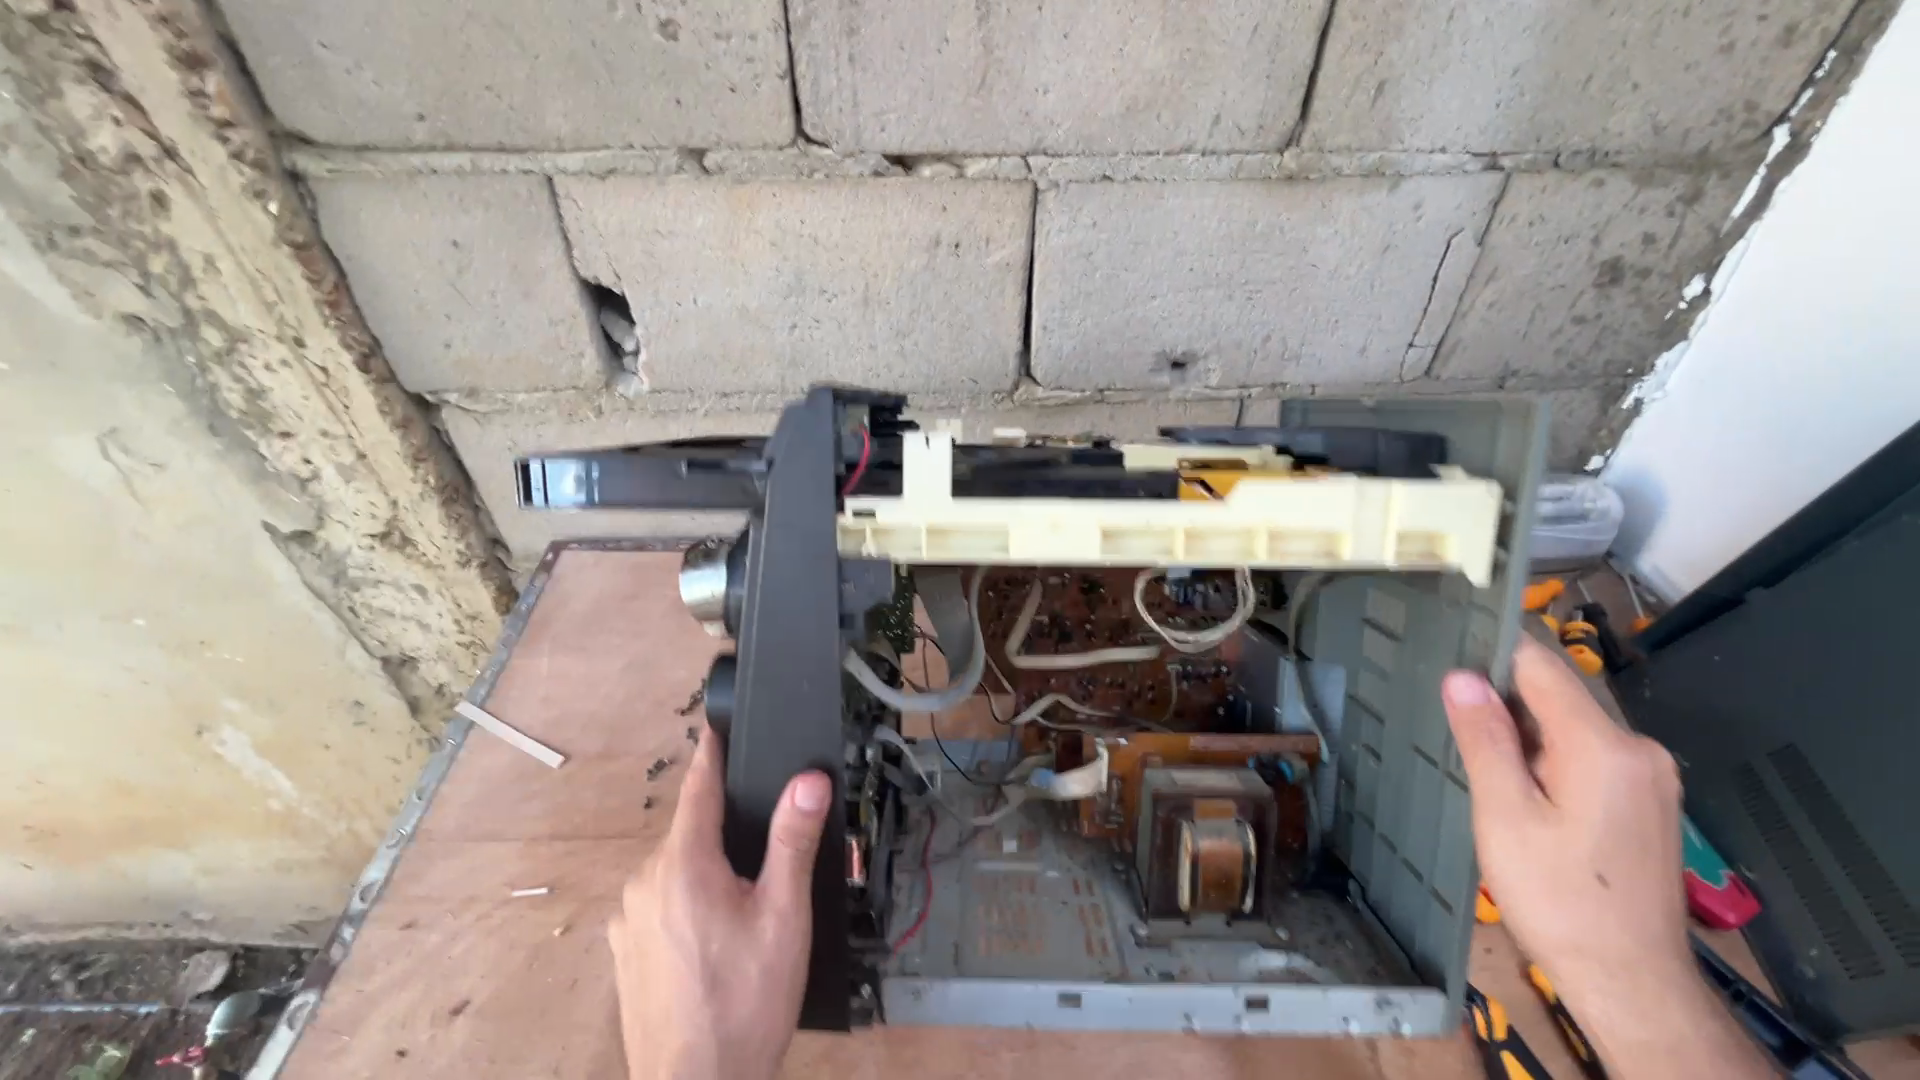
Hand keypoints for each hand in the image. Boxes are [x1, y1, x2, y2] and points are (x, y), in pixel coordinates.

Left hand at [608, 727, 830, 1079]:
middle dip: (726, 832)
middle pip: (691, 832)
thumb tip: (808, 780)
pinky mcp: (623, 949)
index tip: (717, 725)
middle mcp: (644, 881)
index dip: (712, 754)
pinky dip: (687, 901)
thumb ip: (793, 841)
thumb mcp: (783, 915)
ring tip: (747, 911)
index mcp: (683, 863)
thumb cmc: (746, 999)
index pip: (698, 788)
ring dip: (708, 871)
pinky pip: (660, 902)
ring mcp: (627, 918)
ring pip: (676, 869)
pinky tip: (714, 941)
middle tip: (767, 861)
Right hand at [1441, 636, 1769, 1076]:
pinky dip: (1548, 757)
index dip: (1490, 655)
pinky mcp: (1649, 800)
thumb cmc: (1558, 897)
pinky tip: (1519, 790)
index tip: (1444, 653)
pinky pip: (1589, 754)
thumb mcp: (1505, 815)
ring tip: (1478, 763)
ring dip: (1524, 733)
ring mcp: (1651, 776)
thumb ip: (1485, 739)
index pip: (1541, 666)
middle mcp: (1640, 749)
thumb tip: (1460, 677)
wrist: (1630, 979)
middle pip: (1557, 695)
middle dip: (1503, 702)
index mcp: (1604, 747)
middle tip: (1449, 724)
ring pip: (1570, 725)